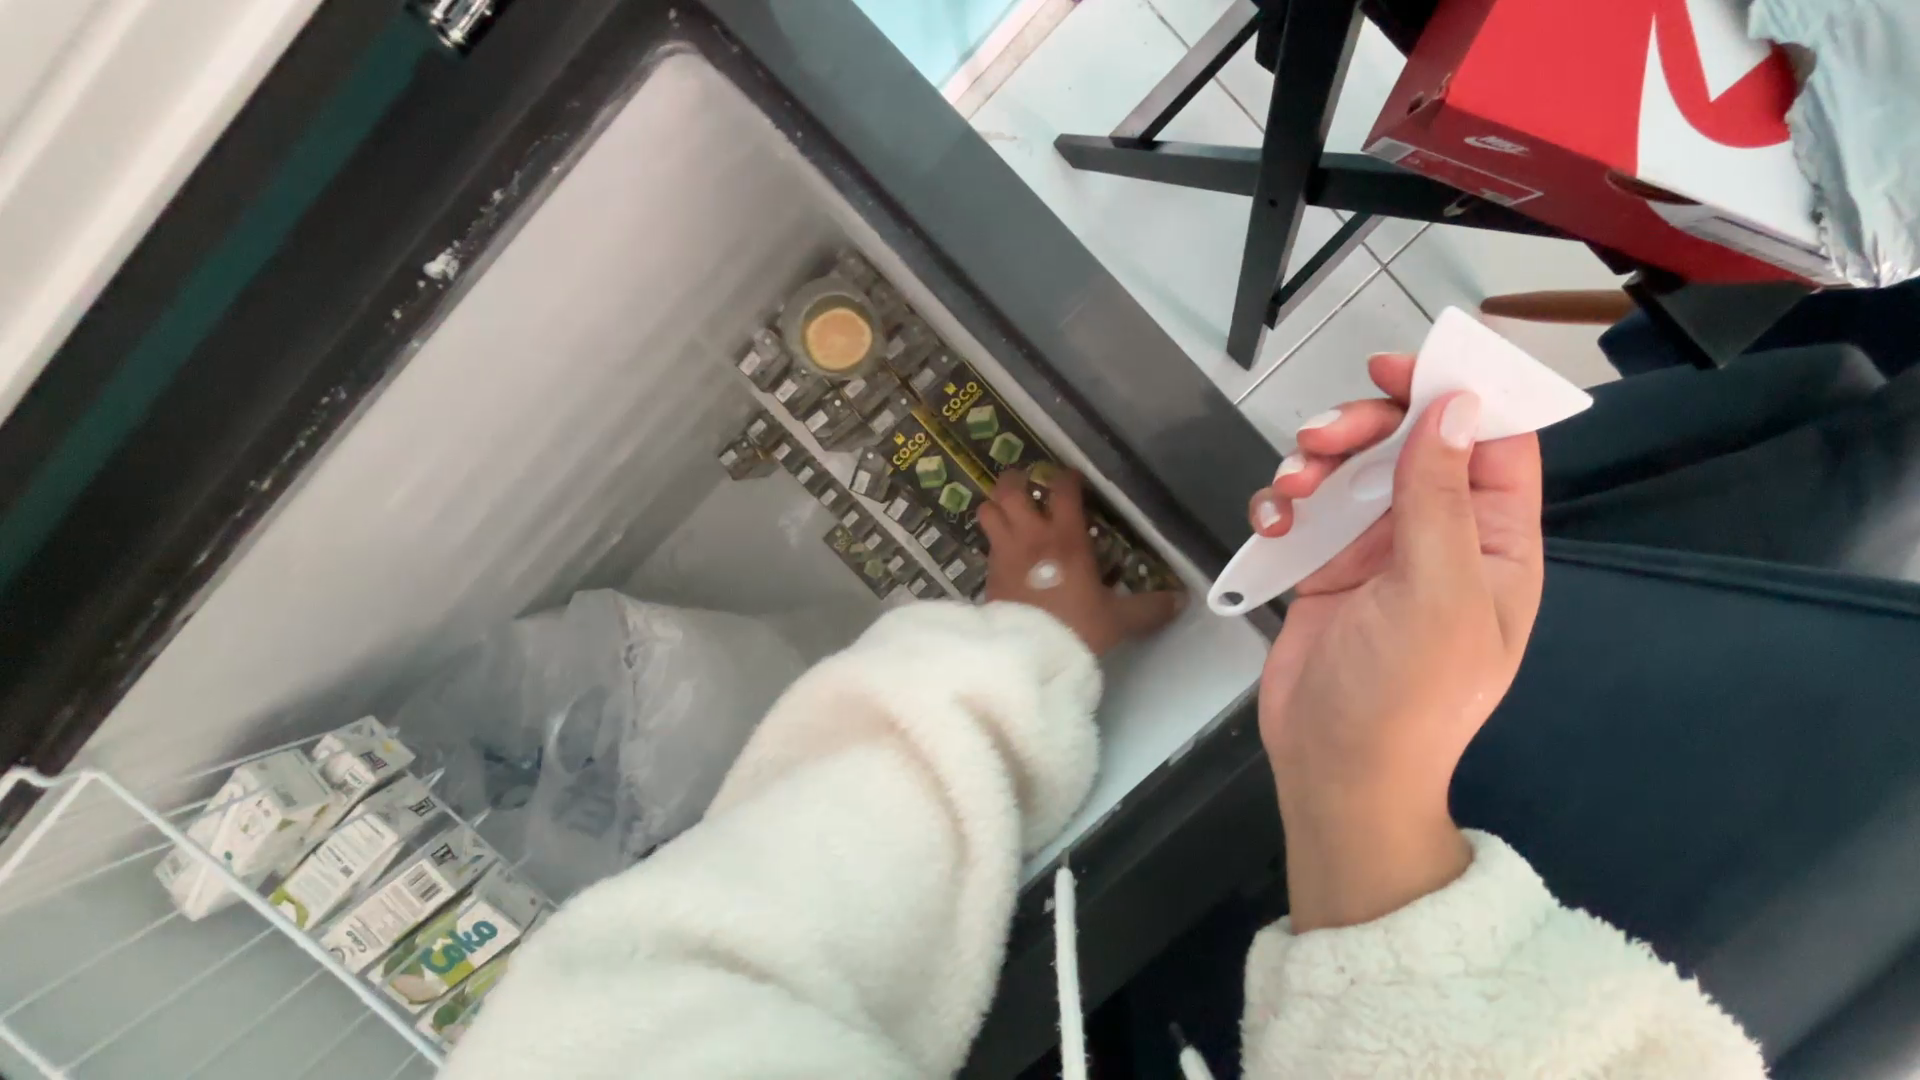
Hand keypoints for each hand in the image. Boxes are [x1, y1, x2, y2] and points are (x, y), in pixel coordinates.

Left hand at [981, 468, 1184, 655]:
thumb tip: (1179, 600)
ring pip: (988, 510)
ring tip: (1005, 510)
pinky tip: (1003, 549)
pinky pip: (985, 543)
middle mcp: (1031, 536)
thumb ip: (1148, 608)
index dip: (1067, 478)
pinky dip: (991, 538)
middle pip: (1011, 490)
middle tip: (1025, 484)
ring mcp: (1005, 552)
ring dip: (995, 505)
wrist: (1028, 653)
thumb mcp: (1118, 620)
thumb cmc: (1076, 628)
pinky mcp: (988, 574)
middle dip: (1016, 480)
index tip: (1072, 478)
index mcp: (1066, 538)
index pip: (1063, 491)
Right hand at [1250, 353, 1544, 930]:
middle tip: (1316, 438)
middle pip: (1407, 444)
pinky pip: (1301, 512)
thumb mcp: (1437, 592)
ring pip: (1347, 471)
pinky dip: (1280, 505)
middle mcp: (1436, 535)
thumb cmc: (1405, 692)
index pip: (1492, 442)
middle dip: (1361, 428)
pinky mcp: (1319, 566)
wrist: (1335, 765)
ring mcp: (1373, 551)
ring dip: (1312, 465)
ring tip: (1286, 490)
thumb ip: (1444, 498)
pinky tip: (1268, 522)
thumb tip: (1457, 407)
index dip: (1454, 393)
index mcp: (1492, 540)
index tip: (1397, 366)